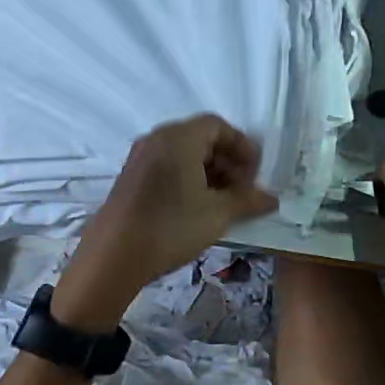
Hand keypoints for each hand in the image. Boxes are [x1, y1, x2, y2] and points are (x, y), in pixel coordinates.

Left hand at [54, 115, 277, 331]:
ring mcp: (140, 158)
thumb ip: (248, 200)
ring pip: (184, 153)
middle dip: (228, 160)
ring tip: (224, 203)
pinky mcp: (131, 178)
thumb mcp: (217, 214)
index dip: (242, 147)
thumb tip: (272, 198)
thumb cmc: (170, 227)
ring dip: (210, 172)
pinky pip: (168, 166)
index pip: (218, 126)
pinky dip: (189, 179)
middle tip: (243, 190)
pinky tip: (198, 208)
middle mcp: (157, 140)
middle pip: (201, 137)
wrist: (113, 258)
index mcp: (179, 138)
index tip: (255, 174)